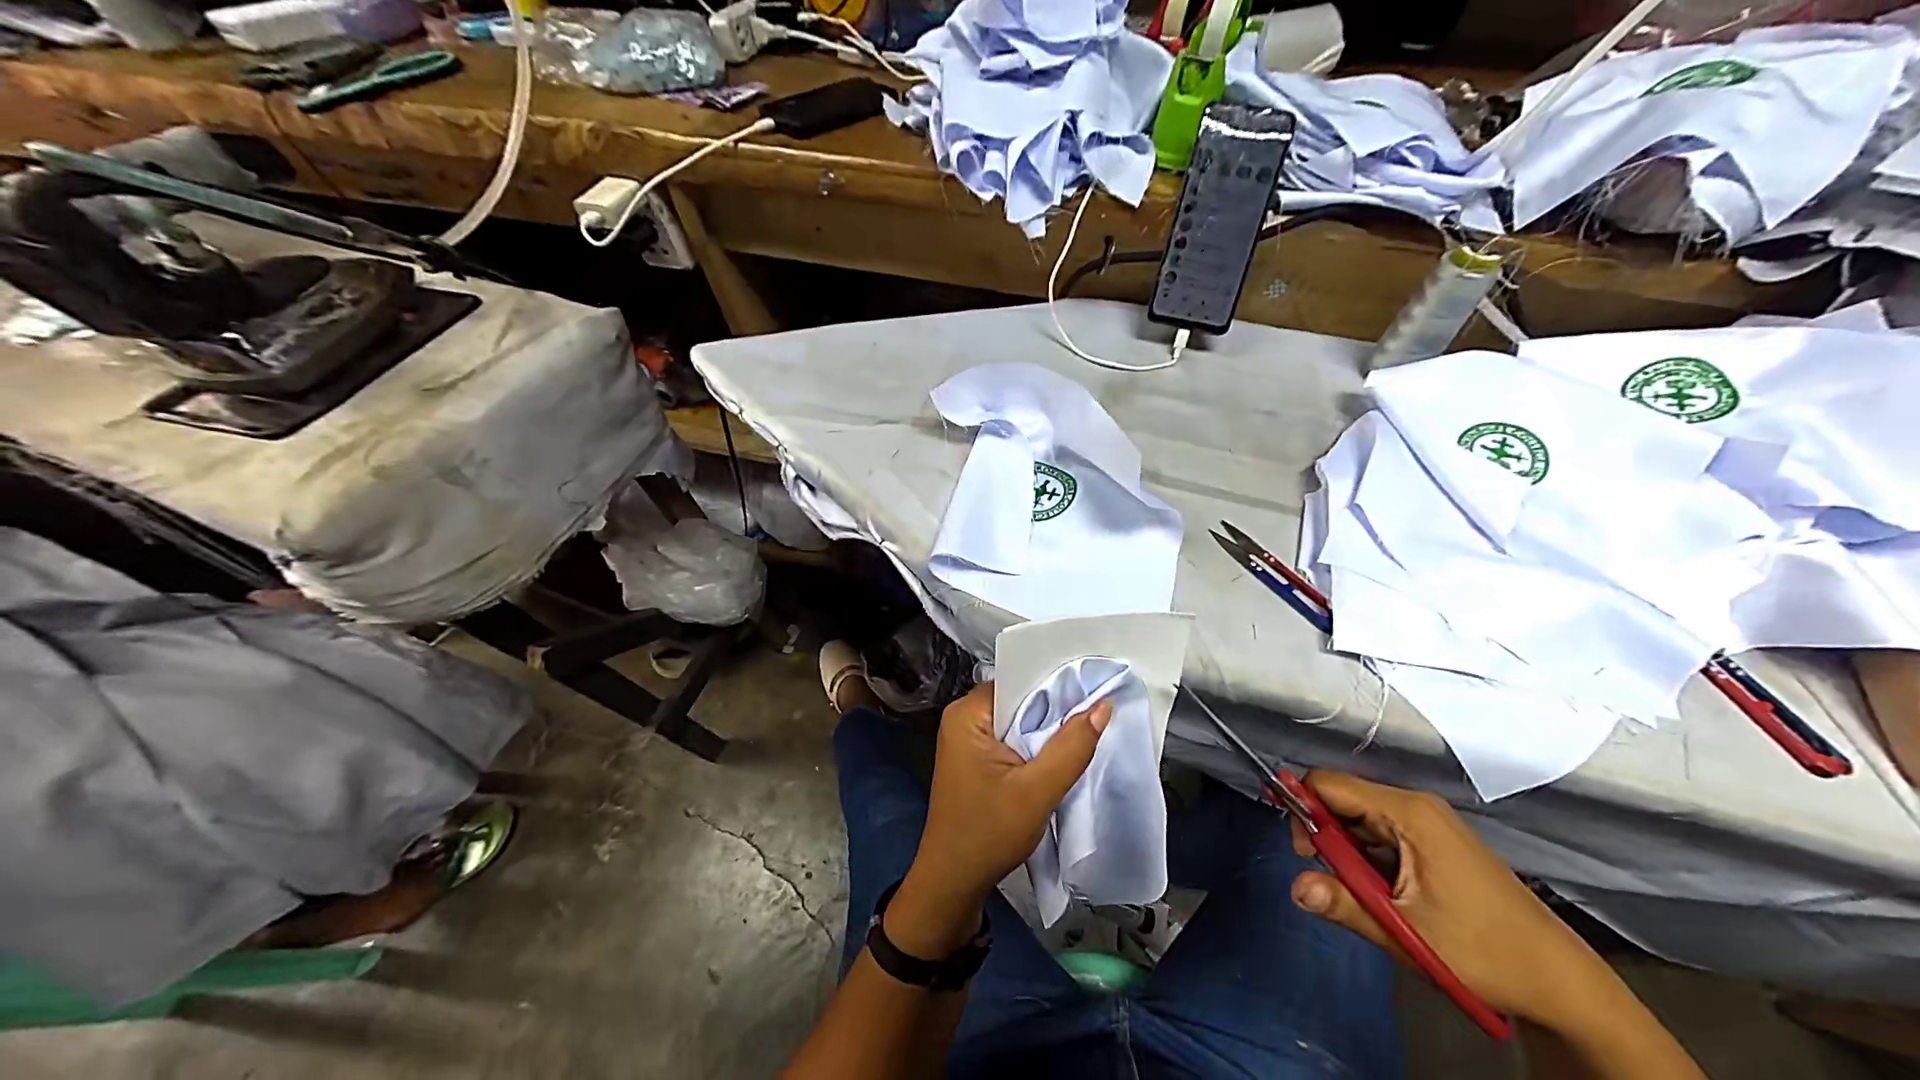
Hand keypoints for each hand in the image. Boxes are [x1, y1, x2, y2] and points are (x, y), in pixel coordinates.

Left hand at [886, 682, 1110, 957]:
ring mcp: (967, 739)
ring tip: (1085, 731)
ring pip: (1018, 721)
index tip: (1094, 688)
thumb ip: (1071, 747)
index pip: (1018, 681)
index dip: (1056, 685)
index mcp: (967, 714)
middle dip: (1055, 709)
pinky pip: (1012, 739)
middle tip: (1097, 711)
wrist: (953, 881)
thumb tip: (1103, 706)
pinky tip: (1059, 754)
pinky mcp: (975, 759)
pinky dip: (1035, 746)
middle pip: (1019, 699)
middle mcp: (963, 718)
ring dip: (1047, 730)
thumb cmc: (987, 834)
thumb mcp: (1037, 791)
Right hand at [1287, 770, 1622, 1031]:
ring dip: (1349, 853)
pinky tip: (1385, 894)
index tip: (1302, 851)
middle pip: (1342, 800)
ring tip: (1366, 896)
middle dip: (1325, 836)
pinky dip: (1370, 860)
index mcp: (1408, 813)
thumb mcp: (1404, 933)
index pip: (1328, 783)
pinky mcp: (1436, 842)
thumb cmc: (1485, 953)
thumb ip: (1342, 904)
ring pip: (1360, 820)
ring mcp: (1429, 823)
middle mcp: (1417, 807)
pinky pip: (1382, 834)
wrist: (1560, 983)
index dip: (1302, 808)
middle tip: (1332, 880)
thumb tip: (1295, 886)